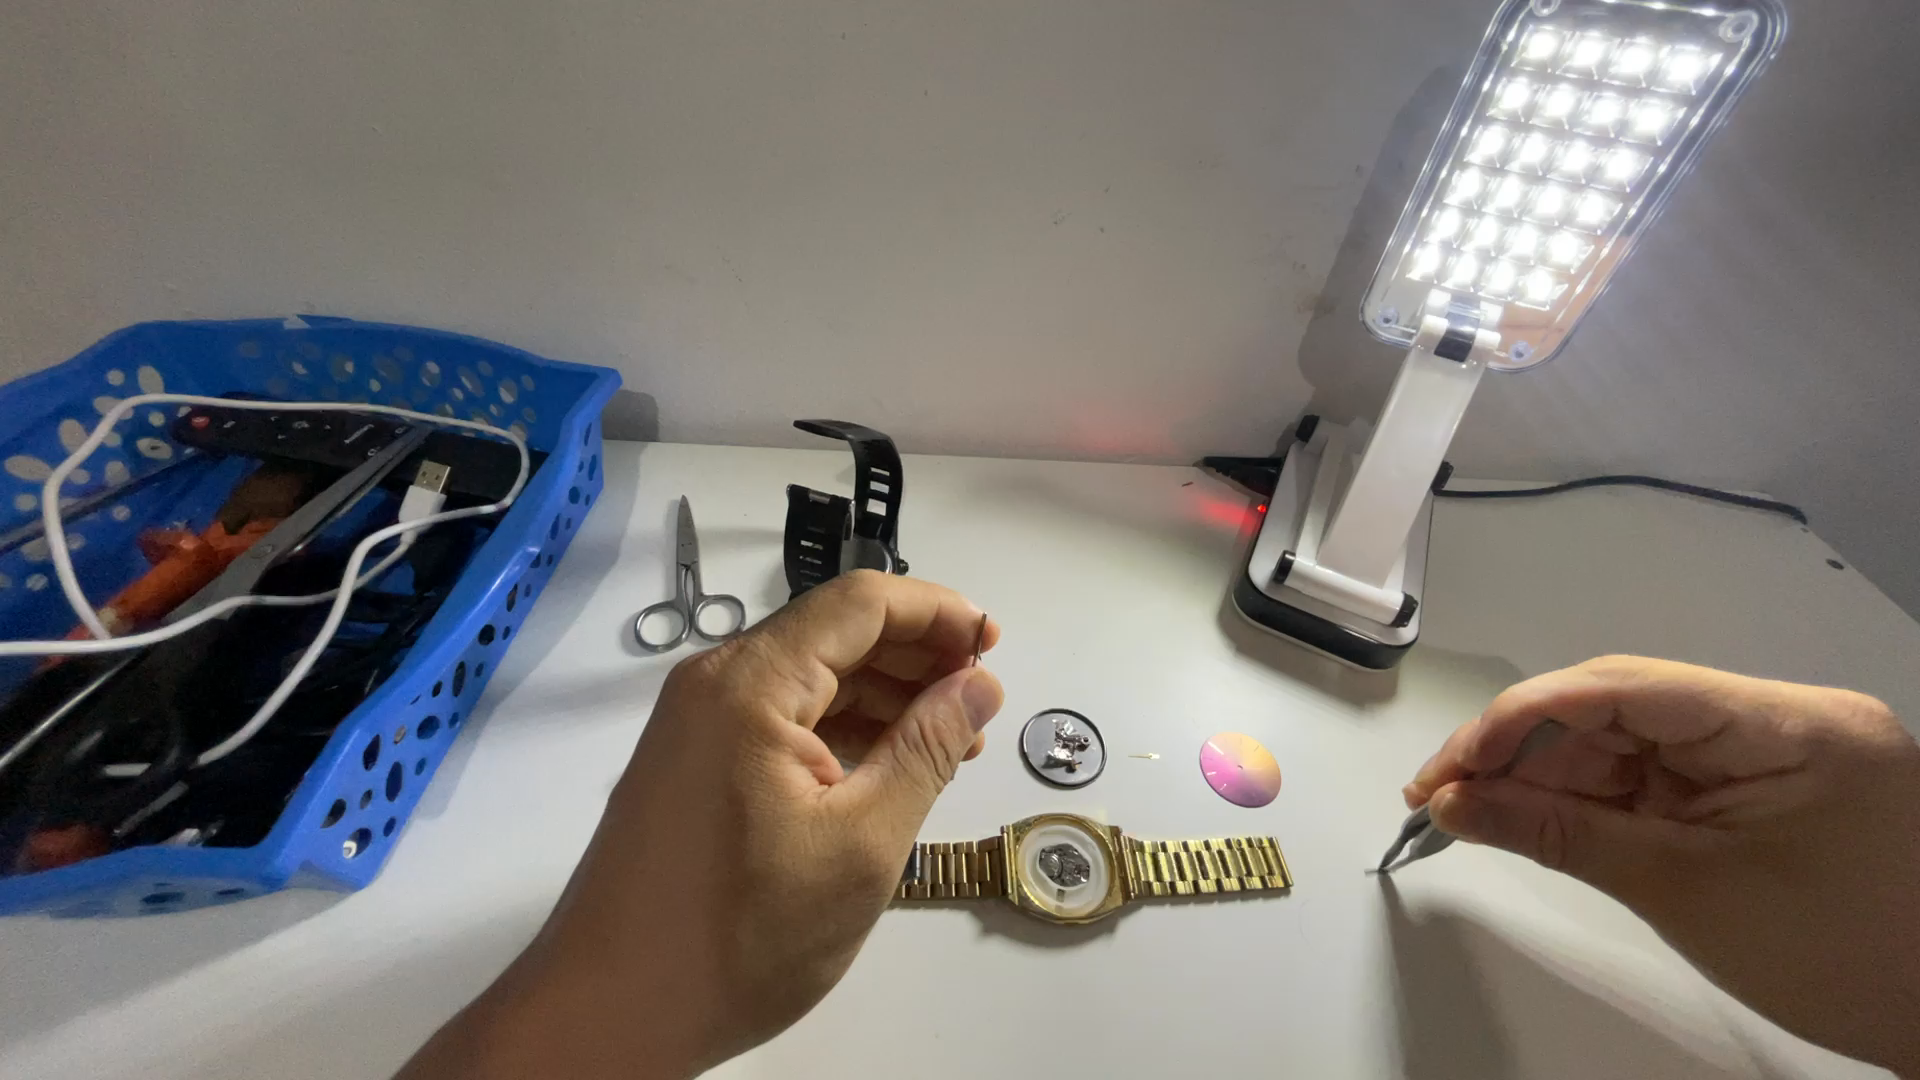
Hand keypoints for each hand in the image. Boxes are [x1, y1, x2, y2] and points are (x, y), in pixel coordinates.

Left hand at [398, 572, 1003, 1078]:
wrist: (606, 1021)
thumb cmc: (739, 937)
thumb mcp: (861, 842)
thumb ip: (928, 747)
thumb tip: (980, 683)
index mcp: (752, 683)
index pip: (860, 603)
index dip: (937, 610)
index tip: (991, 642)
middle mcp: (720, 681)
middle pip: (837, 632)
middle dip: (918, 653)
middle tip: (980, 693)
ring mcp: (703, 718)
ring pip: (816, 674)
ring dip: (888, 693)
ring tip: (952, 736)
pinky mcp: (700, 755)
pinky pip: (788, 714)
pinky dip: (846, 726)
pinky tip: (892, 761)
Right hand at [1404, 655, 1919, 1074]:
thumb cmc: (1846, 961)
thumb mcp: (1683, 890)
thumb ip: (1554, 833)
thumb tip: (1447, 806)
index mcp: (1783, 724)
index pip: (1619, 688)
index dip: (1519, 718)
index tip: (1453, 766)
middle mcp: (1761, 718)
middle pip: (1601, 711)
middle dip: (1513, 752)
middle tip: (1438, 793)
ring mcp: (1747, 749)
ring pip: (1602, 740)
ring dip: (1530, 776)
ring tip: (1463, 809)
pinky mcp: (1732, 781)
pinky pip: (1628, 773)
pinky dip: (1569, 796)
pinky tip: (1517, 813)